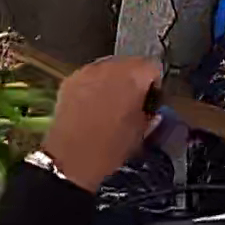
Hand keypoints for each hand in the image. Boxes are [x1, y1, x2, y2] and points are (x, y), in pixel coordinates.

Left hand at [39, 55, 160, 190]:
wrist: (70, 161)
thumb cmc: (111, 148)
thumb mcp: (140, 133)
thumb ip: (149, 113)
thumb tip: (150, 108)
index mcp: (134, 76)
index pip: (153, 67)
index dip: (154, 84)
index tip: (150, 100)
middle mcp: (111, 66)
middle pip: (130, 63)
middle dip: (133, 79)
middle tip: (131, 101)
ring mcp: (89, 70)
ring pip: (109, 66)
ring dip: (113, 80)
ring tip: (109, 102)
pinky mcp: (71, 79)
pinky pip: (90, 75)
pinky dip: (94, 85)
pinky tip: (90, 104)